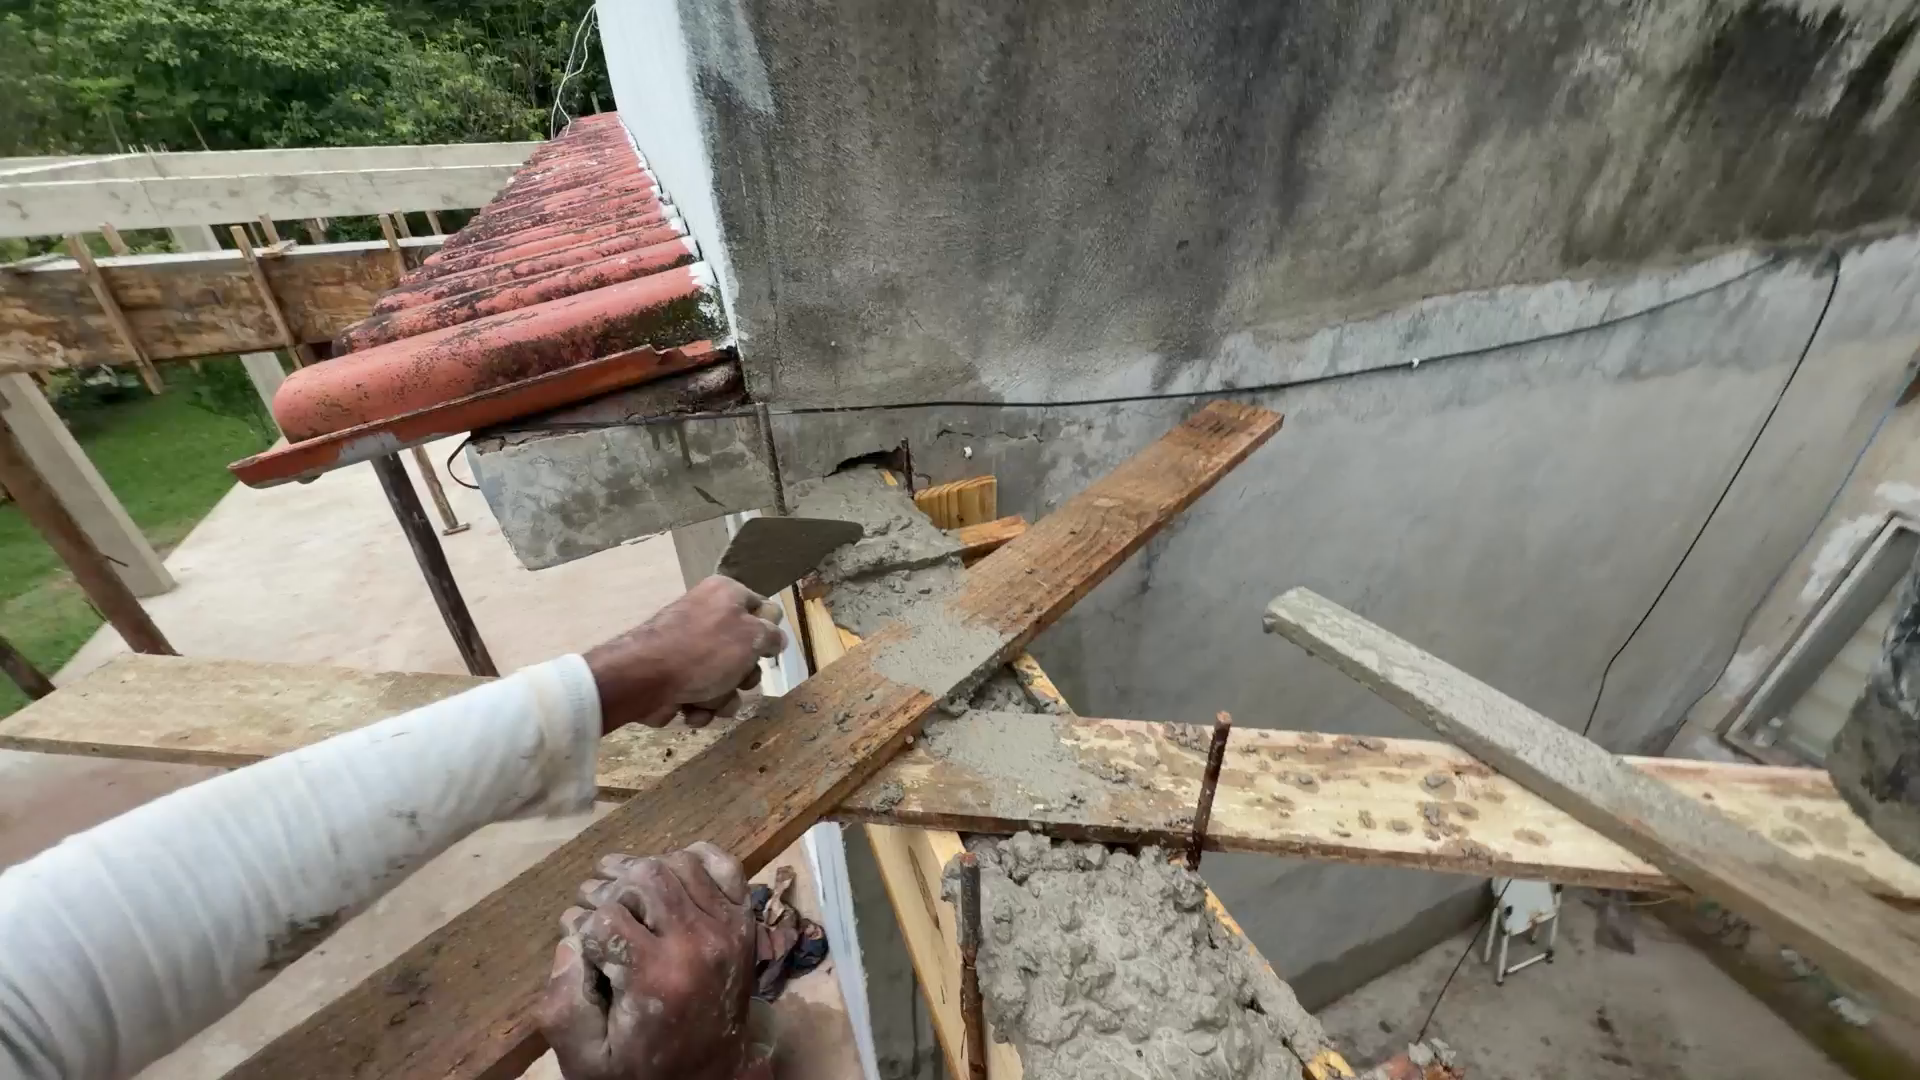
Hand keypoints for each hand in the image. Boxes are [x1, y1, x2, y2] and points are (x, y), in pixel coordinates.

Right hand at [536, 843, 756, 1079]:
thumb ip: (564, 1007)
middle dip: (609, 885)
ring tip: (620, 880)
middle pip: (645, 879)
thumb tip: (569, 941)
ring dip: (645, 866)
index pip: (606, 920)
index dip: (580, 921)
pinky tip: (671, 868)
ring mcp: (727, 925)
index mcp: (655, 978)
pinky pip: (725, 865)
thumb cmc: (641, 1070)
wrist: (710, 1074)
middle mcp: (696, 942)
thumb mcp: (587, 1059)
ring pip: (681, 864)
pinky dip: (697, 857)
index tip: (573, 928)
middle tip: (590, 895)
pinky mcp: (745, 918)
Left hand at [585, 576, 787, 730]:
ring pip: (726, 678)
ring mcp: (688, 647)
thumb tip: (775, 639)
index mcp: (726, 593)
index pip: (764, 610)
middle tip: (737, 679)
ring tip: (709, 699)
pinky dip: (701, 706)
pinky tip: (691, 708)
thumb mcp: (754, 637)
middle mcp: (706, 614)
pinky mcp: (674, 675)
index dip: (768, 634)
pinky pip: (703, 693)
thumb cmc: (704, 651)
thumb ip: (773, 636)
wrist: (642, 679)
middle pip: (746, 650)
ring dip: (723, 696)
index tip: (766, 651)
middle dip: (744, 675)